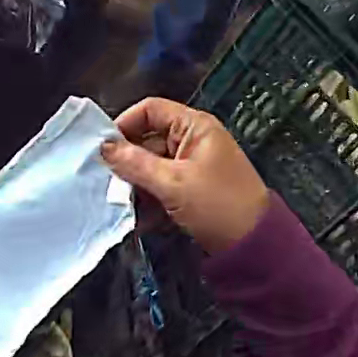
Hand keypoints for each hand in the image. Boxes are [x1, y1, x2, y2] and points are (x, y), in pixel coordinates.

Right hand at [100, 98, 268, 252]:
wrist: (255, 246)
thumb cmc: (216, 204)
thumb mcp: (173, 183)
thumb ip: (136, 163)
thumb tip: (103, 147)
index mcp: (194, 125)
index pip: (151, 110)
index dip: (125, 124)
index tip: (102, 148)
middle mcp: (192, 138)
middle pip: (149, 138)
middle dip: (127, 159)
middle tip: (104, 179)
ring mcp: (192, 164)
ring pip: (153, 164)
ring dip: (136, 182)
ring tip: (117, 202)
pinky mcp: (191, 188)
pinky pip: (162, 184)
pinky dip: (149, 198)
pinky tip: (135, 219)